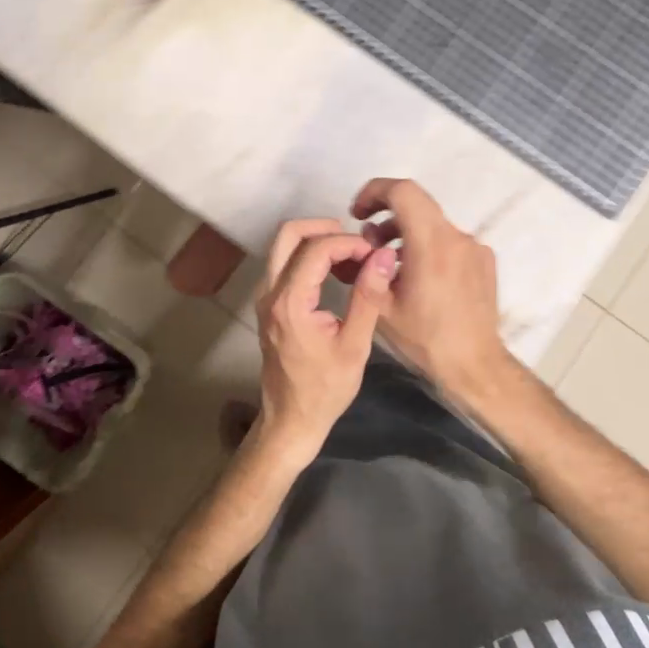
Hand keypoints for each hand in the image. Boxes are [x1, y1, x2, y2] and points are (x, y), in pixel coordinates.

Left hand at [252, 221, 396, 455]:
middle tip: (357, 244)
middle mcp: (269, 292)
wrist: (290, 419)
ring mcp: (264, 296)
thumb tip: (384, 257)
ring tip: (351, 258)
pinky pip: (284, 263)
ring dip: (316, 241)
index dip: (348, 243)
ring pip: (283, 246)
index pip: (316, 248)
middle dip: (325, 229)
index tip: (374, 255)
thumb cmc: (325, 389)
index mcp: (290, 302)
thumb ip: (368, 297)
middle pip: (288, 234)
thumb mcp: (355, 346)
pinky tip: (336, 273)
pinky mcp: (268, 303)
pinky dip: (308, 256)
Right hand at [350, 178, 511, 396]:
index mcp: (430, 245)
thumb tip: (359, 245)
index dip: (374, 192)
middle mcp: (457, 237)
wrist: (475, 365)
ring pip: (433, 222)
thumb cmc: (424, 339)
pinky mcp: (484, 260)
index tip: (357, 213)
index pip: (403, 191)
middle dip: (385, 212)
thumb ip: (364, 269)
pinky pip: (449, 240)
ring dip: (405, 231)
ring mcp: (475, 247)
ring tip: (388, 261)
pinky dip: (427, 246)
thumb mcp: (380, 308)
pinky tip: (418, 278)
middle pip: (418, 203)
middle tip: (367, 239)